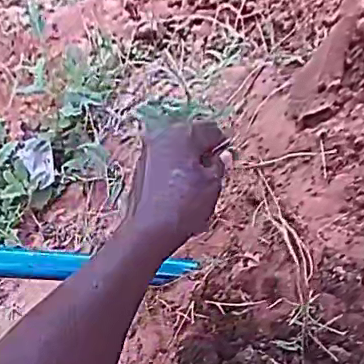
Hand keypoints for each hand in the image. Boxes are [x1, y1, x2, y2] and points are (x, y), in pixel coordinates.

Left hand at [120, 121, 227, 250]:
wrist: (148, 232)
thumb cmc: (183, 207)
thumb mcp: (213, 185)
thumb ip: (220, 165)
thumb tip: (222, 156)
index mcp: (184, 133)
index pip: (212, 131)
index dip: (221, 148)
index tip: (225, 163)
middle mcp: (162, 136)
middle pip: (191, 140)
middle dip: (201, 156)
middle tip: (210, 179)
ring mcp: (147, 152)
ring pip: (176, 153)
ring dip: (186, 166)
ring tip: (193, 190)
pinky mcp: (139, 169)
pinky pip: (163, 166)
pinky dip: (172, 175)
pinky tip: (176, 195)